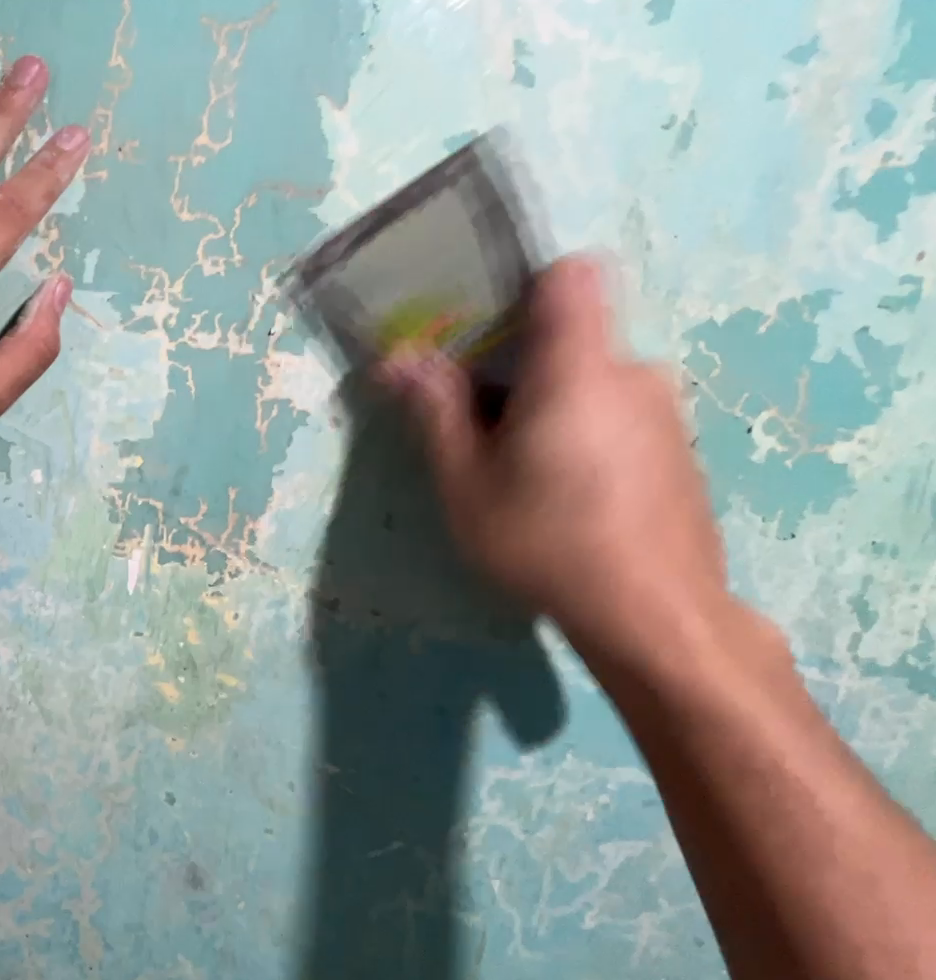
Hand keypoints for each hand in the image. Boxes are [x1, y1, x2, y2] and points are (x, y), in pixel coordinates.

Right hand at [382, 258, 731, 654]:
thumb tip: (399, 358)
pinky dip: (574, 428)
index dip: (520, 288)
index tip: (477, 335)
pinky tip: (557, 492)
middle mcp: (630, 371)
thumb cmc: (543, 541)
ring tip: (511, 472)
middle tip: (471, 429)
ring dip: (540, 404)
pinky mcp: (673, 442)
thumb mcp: (464, 482)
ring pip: (584, 377)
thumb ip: (435, 411)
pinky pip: (610, 408)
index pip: (568, 275)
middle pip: (563, 335)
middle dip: (510, 368)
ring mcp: (661, 407)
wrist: (654, 611)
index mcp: (576, 369)